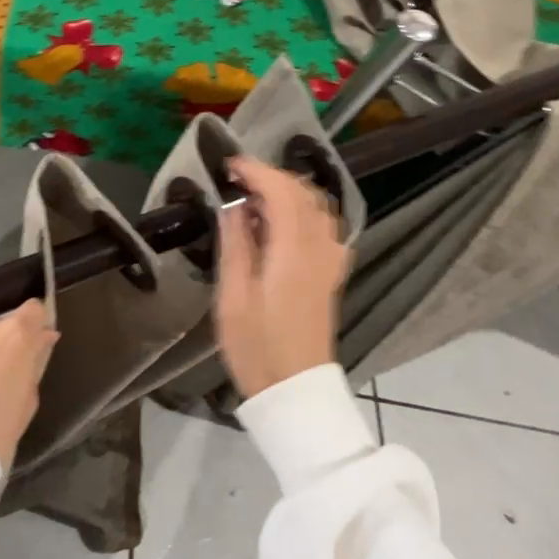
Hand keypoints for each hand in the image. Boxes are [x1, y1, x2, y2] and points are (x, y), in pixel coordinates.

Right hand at [214, 156, 349, 398]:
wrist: (294, 391)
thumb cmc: (257, 347)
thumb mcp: (233, 296)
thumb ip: (236, 244)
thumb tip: (234, 206)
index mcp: (294, 253)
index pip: (283, 193)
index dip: (257, 172)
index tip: (229, 166)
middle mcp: (318, 250)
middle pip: (304, 195)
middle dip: (272, 177)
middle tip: (237, 180)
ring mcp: (328, 263)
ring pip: (317, 208)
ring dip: (288, 192)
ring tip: (254, 198)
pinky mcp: (328, 275)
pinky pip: (322, 227)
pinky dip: (301, 211)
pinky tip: (278, 224)